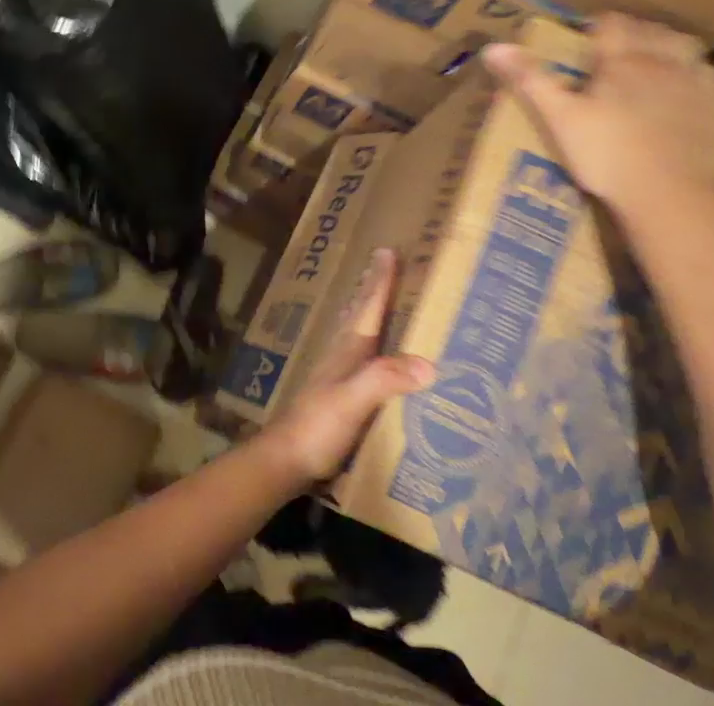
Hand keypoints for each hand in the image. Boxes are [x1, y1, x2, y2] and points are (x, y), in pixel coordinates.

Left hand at [255, 248, 434, 486]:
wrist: (285, 462)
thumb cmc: (317, 428)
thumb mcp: (353, 402)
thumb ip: (384, 380)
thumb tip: (428, 364)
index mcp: (347, 352)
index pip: (366, 308)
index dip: (378, 281)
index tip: (387, 251)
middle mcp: (341, 358)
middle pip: (358, 315)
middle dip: (372, 290)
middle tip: (383, 264)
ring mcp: (336, 378)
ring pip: (355, 335)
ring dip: (366, 314)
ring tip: (376, 301)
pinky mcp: (338, 400)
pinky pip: (360, 362)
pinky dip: (370, 348)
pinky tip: (374, 360)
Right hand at [482, 13, 713, 214]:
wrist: (668, 192)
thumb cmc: (606, 155)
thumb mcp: (559, 119)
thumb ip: (530, 80)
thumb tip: (493, 47)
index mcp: (621, 60)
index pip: (611, 23)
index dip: (596, 27)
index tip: (584, 40)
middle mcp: (660, 60)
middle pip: (648, 29)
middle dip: (630, 33)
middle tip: (611, 52)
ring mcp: (693, 81)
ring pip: (684, 45)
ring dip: (666, 45)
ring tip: (651, 61)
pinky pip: (711, 74)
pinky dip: (696, 73)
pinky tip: (685, 88)